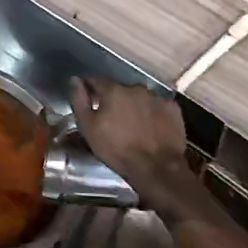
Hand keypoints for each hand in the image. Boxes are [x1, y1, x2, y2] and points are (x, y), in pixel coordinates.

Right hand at [69, 77, 189, 185]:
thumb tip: (75, 79)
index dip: (89, 87)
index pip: (96, 80)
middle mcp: (136, 87)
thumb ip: (79, 100)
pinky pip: (157, 105)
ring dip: (133, 104)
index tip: (87, 96)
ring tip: (131, 122)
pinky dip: (151, 111)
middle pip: (119, 88)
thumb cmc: (116, 148)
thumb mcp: (88, 127)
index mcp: (113, 90)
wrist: (156, 167)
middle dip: (113, 98)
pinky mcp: (173, 108)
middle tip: (110, 115)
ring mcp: (157, 97)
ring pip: (139, 96)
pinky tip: (150, 125)